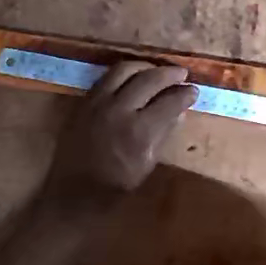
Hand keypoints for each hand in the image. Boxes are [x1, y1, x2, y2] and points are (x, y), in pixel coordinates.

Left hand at [40, 61, 197, 214]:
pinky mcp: (82, 103)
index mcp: (138, 131)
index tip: (194, 91)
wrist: (71, 197)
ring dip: (145, 67)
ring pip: (124, 69)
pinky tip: (133, 79)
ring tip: (157, 71)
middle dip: (170, 73)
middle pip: (149, 78)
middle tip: (182, 74)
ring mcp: (97, 103)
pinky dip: (124, 74)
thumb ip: (163, 134)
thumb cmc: (115, 189)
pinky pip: (106, 78)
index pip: (170, 101)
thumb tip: (180, 112)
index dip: (186, 94)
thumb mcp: (147, 165)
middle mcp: (118, 110)